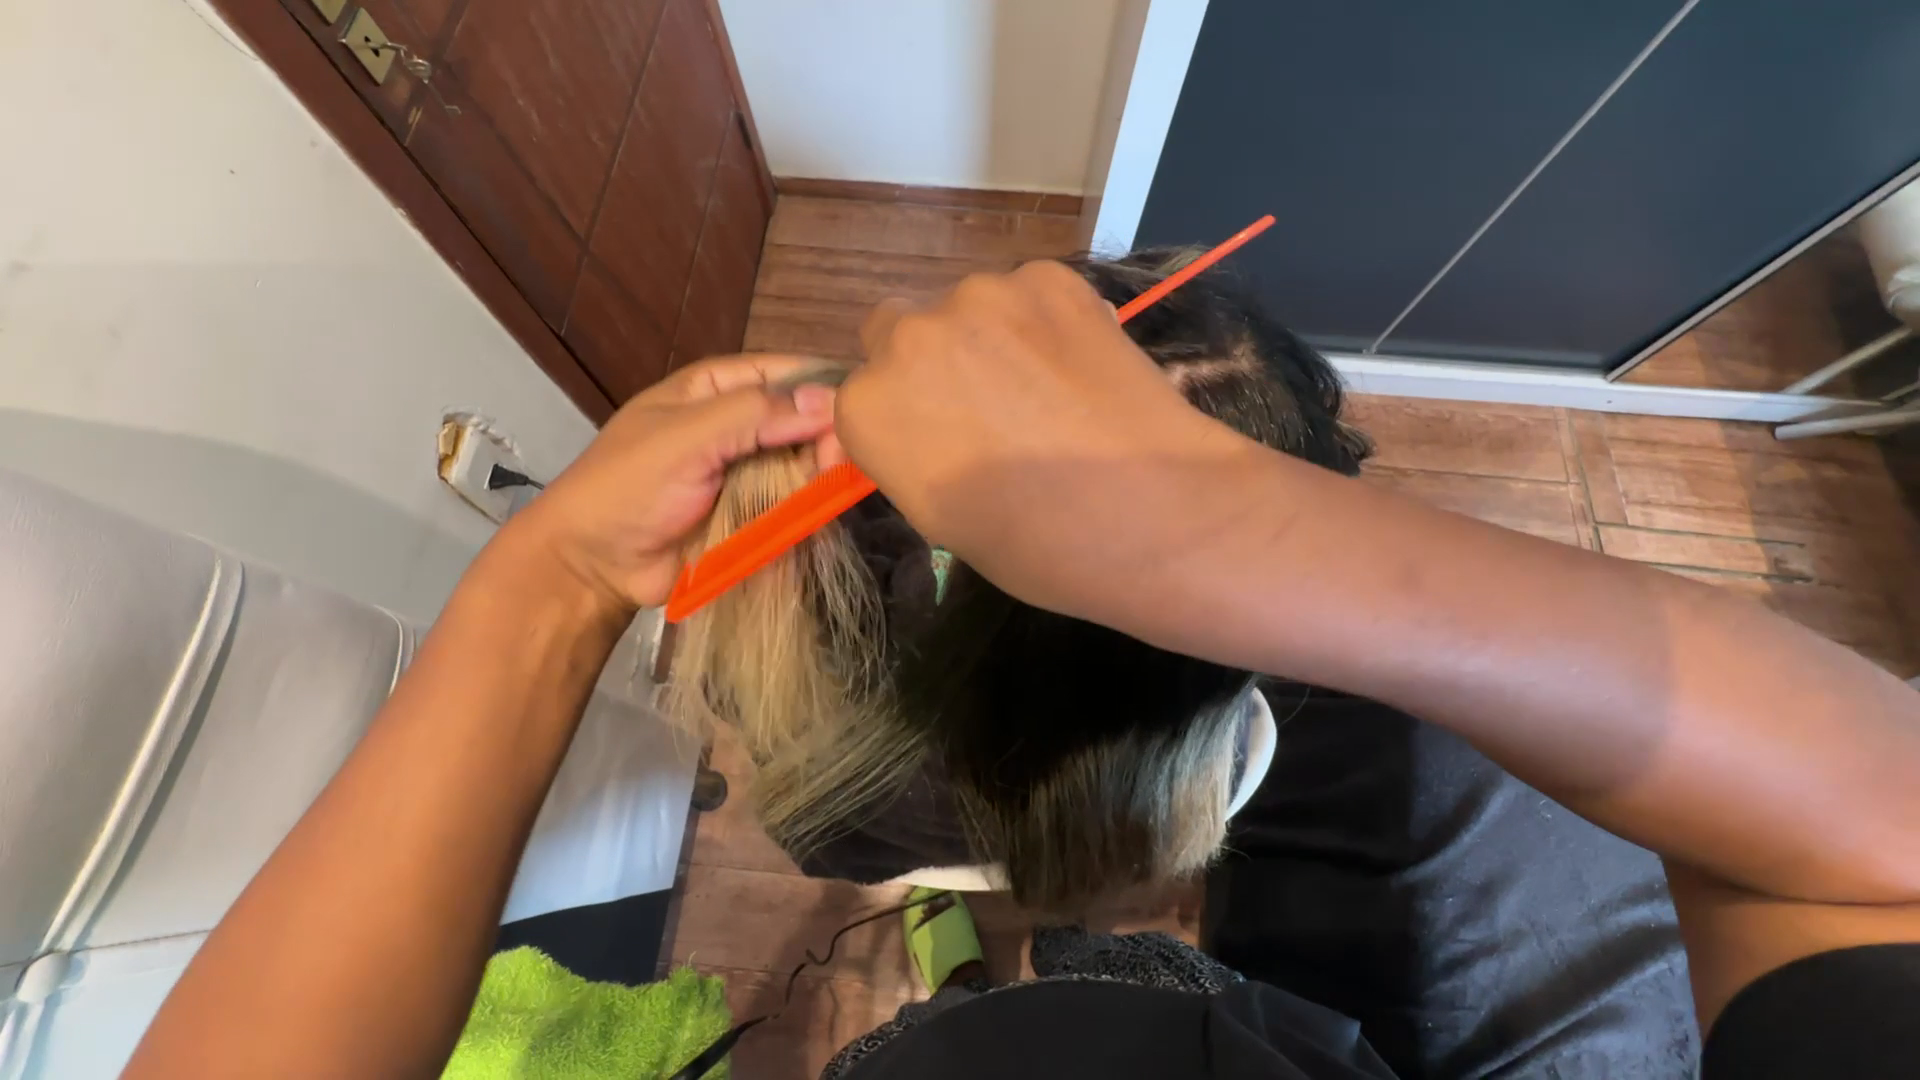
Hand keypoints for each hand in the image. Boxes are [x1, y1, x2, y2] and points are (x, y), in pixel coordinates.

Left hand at [508, 355, 838, 610]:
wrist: (596, 565)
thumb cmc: (629, 487)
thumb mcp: (686, 438)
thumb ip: (755, 414)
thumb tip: (829, 400)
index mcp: (716, 389)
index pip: (786, 374)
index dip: (823, 388)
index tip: (856, 412)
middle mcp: (739, 425)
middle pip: (803, 421)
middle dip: (825, 438)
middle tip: (836, 461)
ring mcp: (749, 472)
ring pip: (805, 464)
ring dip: (819, 476)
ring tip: (827, 489)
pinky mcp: (756, 514)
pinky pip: (795, 504)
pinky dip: (809, 508)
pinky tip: (820, 512)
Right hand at [836, 261, 1256, 616]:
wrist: (1146, 513)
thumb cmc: (1034, 545)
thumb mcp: (943, 517)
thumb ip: (912, 454)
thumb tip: (925, 428)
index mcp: (868, 407)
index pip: (864, 394)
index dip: (904, 417)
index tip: (939, 440)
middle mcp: (909, 337)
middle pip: (898, 330)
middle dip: (929, 362)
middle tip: (985, 404)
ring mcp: (980, 298)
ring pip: (966, 307)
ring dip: (989, 337)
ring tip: (1046, 388)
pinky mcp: (1050, 277)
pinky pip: (1028, 293)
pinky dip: (1045, 321)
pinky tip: (1079, 366)